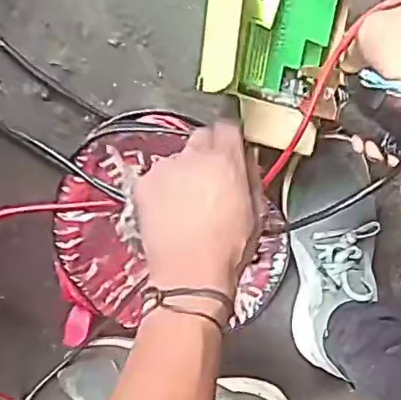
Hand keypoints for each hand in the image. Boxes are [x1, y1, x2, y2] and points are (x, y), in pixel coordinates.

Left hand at [132, 121, 261, 296]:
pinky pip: (157, 177)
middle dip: (209, 154)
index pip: (228, 125)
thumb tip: (247, 163)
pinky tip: (174, 212)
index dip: (231, 134)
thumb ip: (251, 178)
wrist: (190, 274)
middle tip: (214, 181)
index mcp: (226, 160)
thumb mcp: (256, 213)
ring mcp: (165, 169)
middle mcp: (193, 157)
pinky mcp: (144, 185)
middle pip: (201, 137)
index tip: (232, 141)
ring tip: (193, 205)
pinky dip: (165, 189)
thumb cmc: (225, 250)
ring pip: (178, 159)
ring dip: (185, 174)